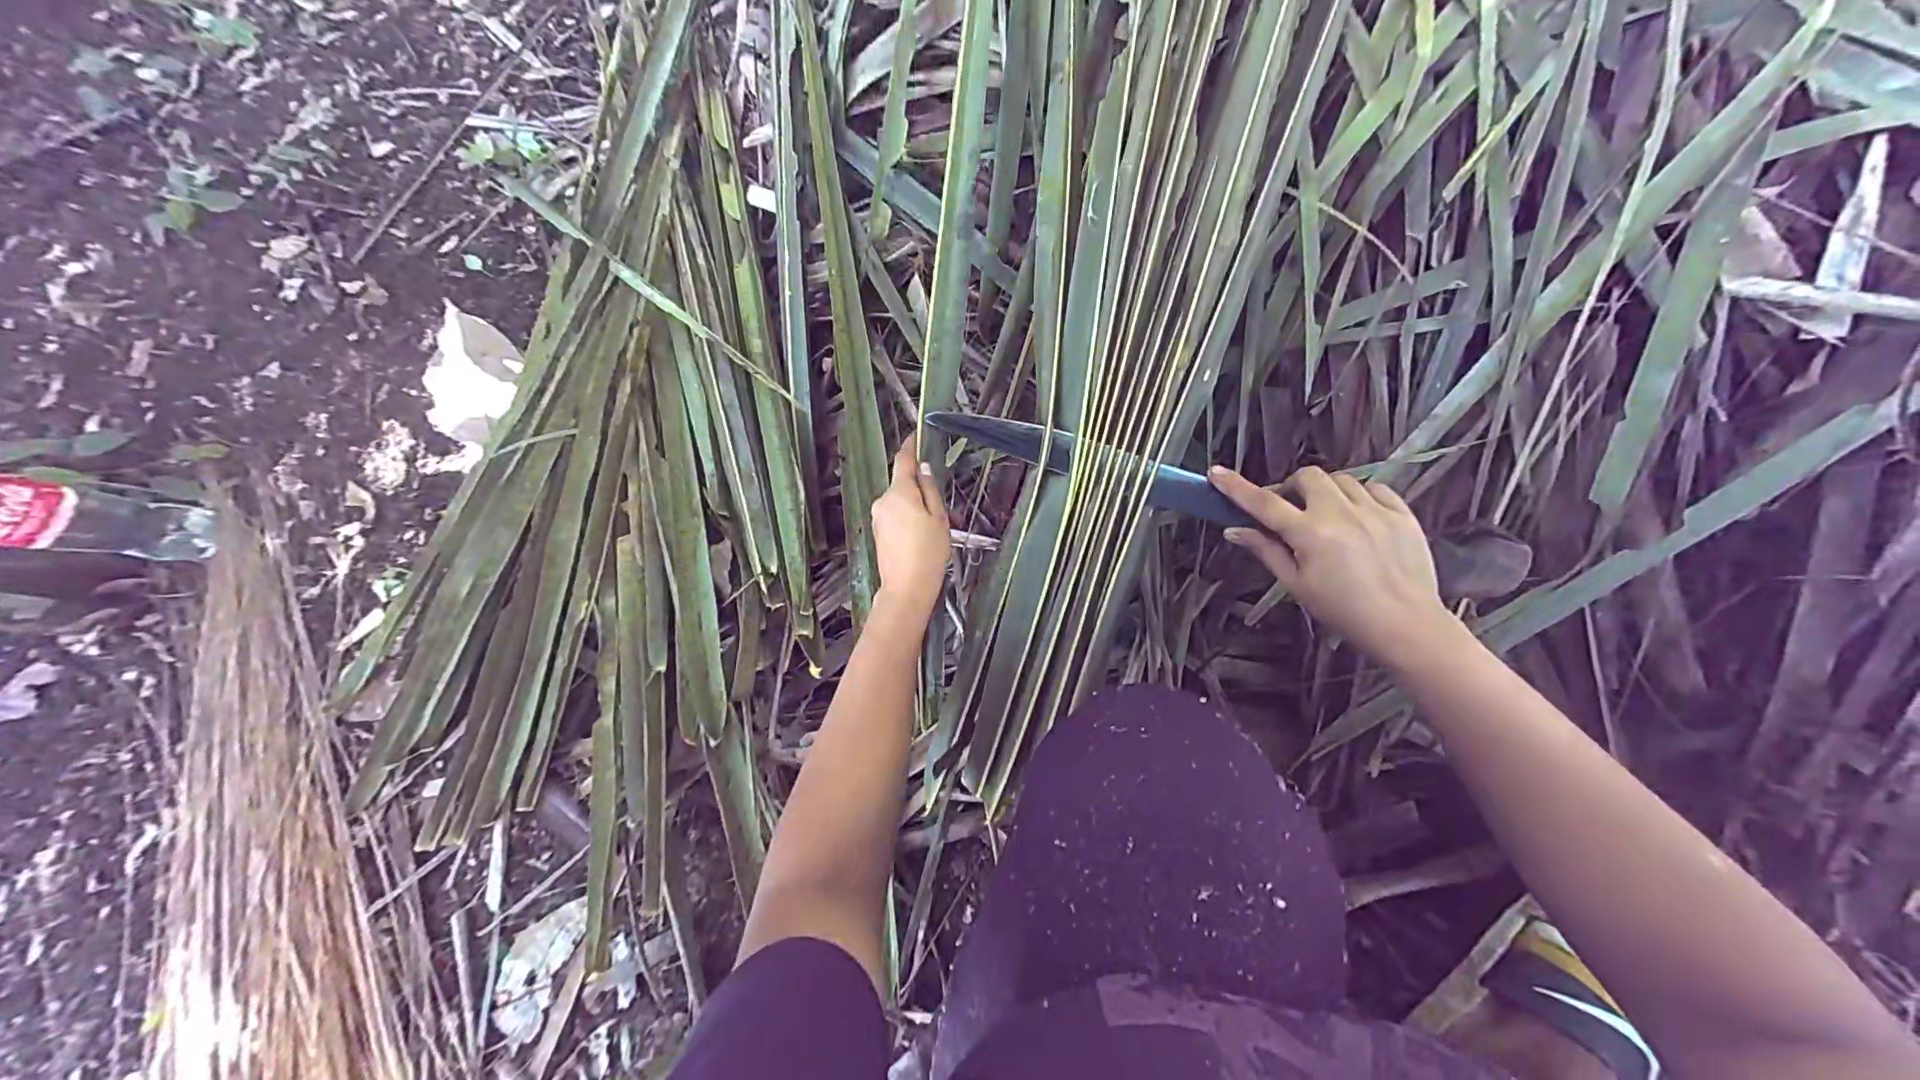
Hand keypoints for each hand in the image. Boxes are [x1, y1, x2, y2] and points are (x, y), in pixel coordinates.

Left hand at [871, 437, 950, 618]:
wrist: (906, 589)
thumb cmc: (927, 554)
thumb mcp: (939, 518)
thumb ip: (931, 490)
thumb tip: (924, 469)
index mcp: (899, 493)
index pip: (903, 460)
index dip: (911, 446)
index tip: (916, 436)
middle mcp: (883, 501)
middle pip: (904, 484)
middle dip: (923, 490)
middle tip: (945, 508)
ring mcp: (878, 517)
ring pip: (901, 502)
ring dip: (918, 508)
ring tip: (938, 529)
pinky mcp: (878, 531)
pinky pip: (896, 516)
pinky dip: (909, 520)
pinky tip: (924, 538)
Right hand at [1209, 465, 1457, 665]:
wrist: (1405, 625)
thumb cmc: (1343, 611)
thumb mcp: (1296, 585)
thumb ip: (1266, 551)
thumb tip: (1234, 530)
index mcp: (1310, 533)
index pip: (1263, 502)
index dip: (1236, 487)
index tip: (1217, 472)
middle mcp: (1341, 513)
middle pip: (1307, 476)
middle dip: (1292, 488)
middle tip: (1290, 511)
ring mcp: (1375, 510)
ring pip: (1341, 479)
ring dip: (1325, 491)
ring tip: (1326, 516)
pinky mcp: (1402, 513)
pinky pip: (1375, 487)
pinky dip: (1359, 495)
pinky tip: (1357, 516)